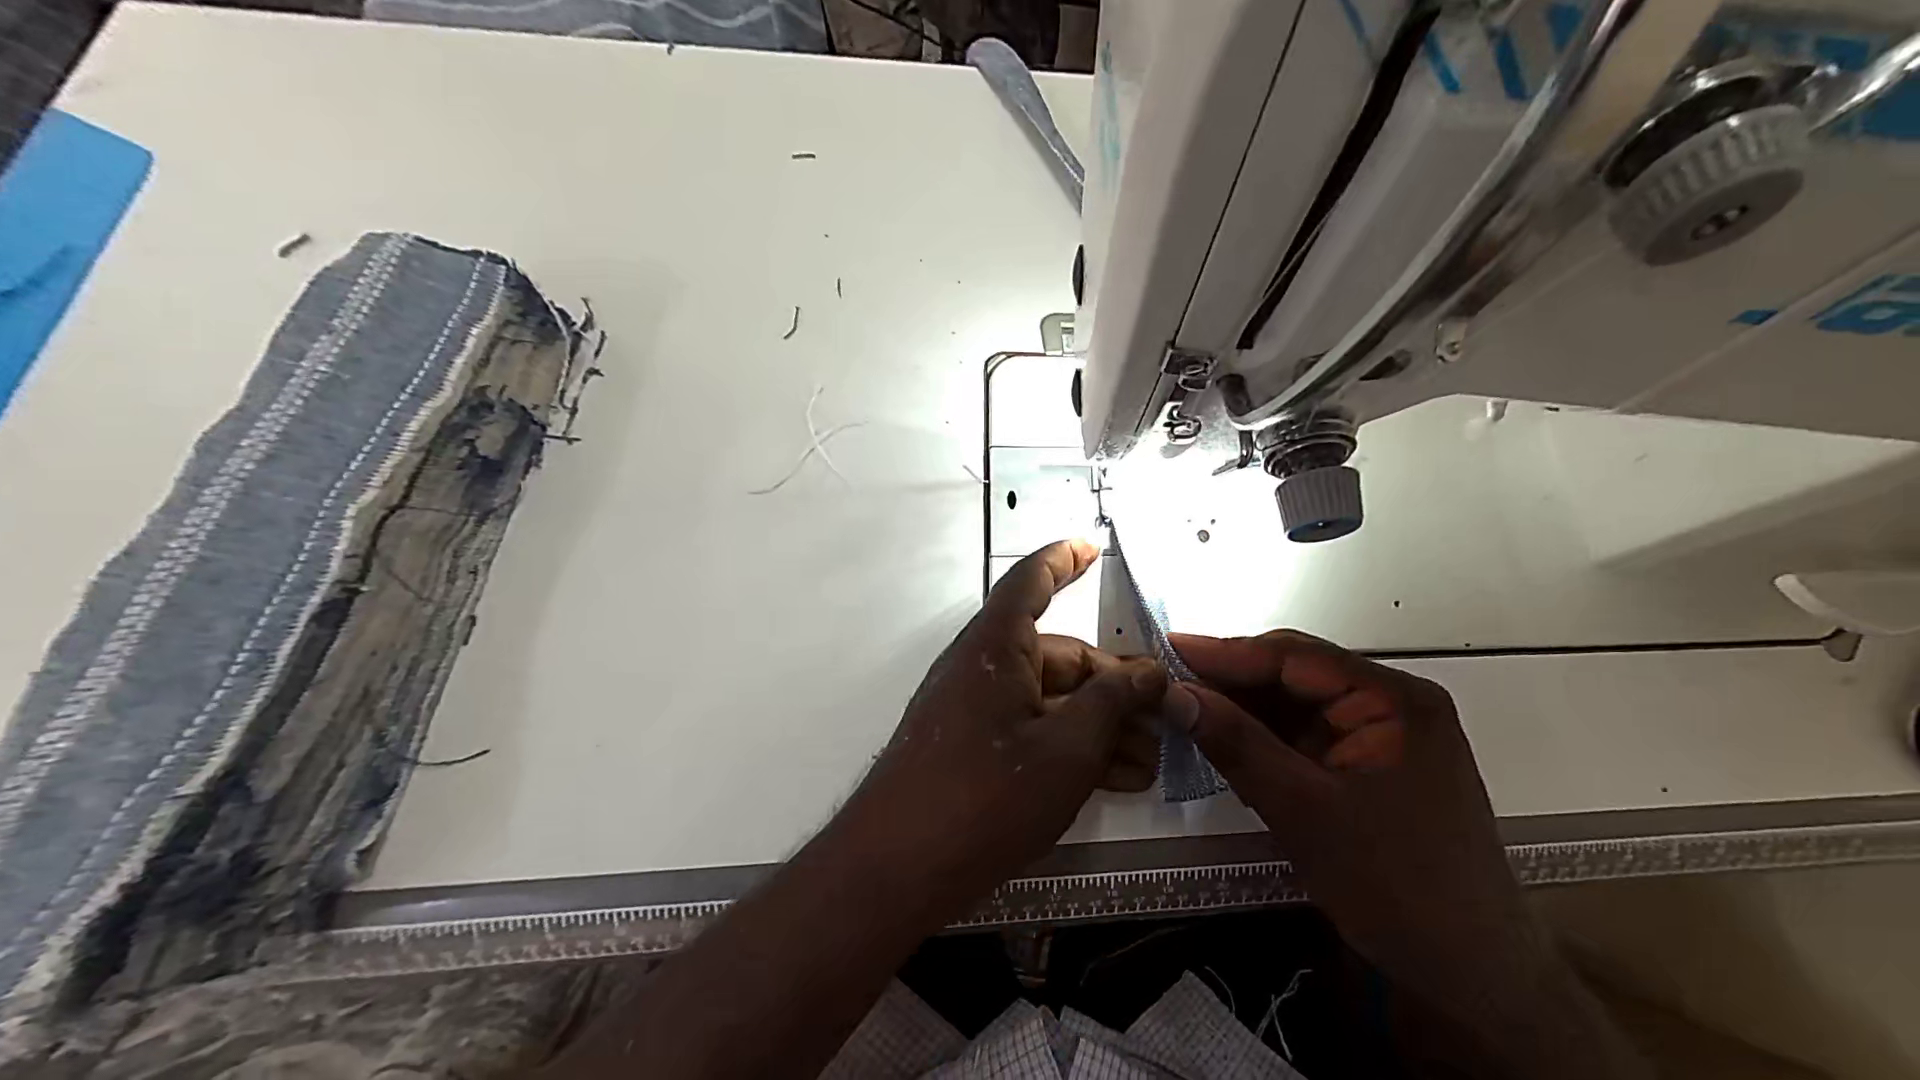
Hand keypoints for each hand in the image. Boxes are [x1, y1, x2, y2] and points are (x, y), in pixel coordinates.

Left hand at [835, 540, 1167, 908]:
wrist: (897, 867)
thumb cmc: (984, 797)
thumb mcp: (1067, 749)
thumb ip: (1110, 702)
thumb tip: (1146, 672)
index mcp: (996, 646)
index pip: (1030, 582)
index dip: (1063, 559)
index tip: (1092, 544)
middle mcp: (982, 668)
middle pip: (1058, 656)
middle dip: (1114, 685)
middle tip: (1163, 714)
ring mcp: (974, 710)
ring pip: (1050, 700)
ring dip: (1099, 724)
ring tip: (1147, 760)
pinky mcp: (972, 749)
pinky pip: (1031, 729)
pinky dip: (1070, 746)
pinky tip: (1111, 777)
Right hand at [1169, 631, 1607, 1062]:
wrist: (1469, 973)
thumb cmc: (1396, 885)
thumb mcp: (1304, 810)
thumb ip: (1237, 744)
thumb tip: (1174, 694)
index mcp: (1393, 700)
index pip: (1294, 657)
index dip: (1225, 652)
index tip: (1167, 648)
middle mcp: (1388, 704)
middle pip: (1292, 676)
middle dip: (1229, 681)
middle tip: (1165, 680)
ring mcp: (1376, 735)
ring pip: (1291, 705)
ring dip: (1240, 709)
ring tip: (1181, 707)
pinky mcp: (1362, 765)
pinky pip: (1300, 736)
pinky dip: (1259, 738)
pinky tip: (1220, 739)